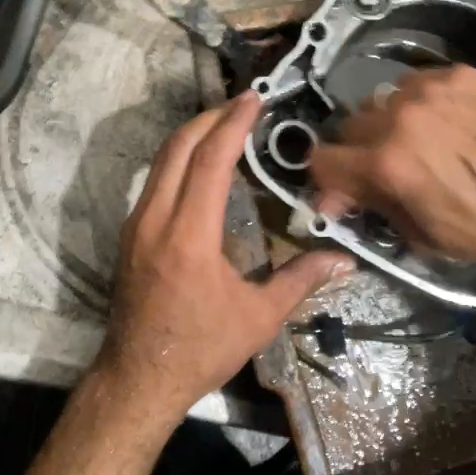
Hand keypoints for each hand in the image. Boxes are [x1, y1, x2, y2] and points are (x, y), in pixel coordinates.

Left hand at [97, 93, 353, 416]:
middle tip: (244, 102)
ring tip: (226, 123)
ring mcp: (137, 221)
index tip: (254, 98)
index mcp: (190, 234)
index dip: (233, 124)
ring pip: (161, 158)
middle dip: (211, 116)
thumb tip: (345, 260)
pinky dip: (179, 156)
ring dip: (193, 133)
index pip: (210, 160)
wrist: (139, 376)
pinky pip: (155, 177)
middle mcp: (156, 217)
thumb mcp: (258, 318)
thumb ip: (300, 280)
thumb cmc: (202, 348)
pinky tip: (202, 161)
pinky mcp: (130, 230)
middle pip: (179, 146)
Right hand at [311, 65, 475, 261]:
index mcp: (387, 163)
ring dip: (389, 122)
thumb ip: (377, 209)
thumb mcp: (425, 236)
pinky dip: (422, 101)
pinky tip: (447, 120)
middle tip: (385, 166)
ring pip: (383, 100)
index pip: (322, 159)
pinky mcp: (458, 74)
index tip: (342, 191)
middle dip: (359, 150)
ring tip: (420, 139)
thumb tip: (346, 198)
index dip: (327, 180)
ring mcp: (429, 90)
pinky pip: (419, 82)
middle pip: (349, 126)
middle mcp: (398, 118)